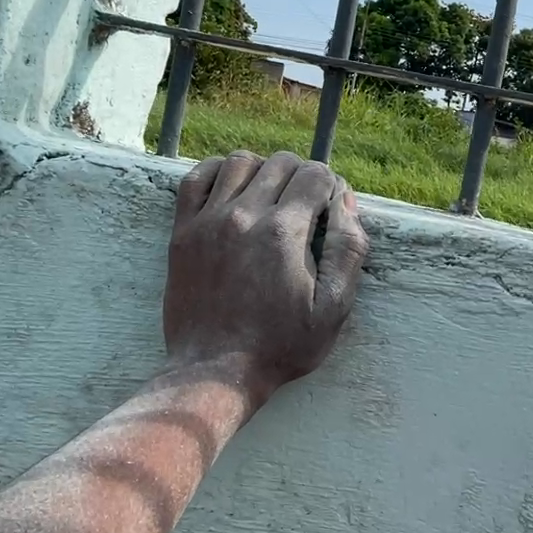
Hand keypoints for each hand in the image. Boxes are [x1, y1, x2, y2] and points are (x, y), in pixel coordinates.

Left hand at [164, 150, 368, 403]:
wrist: (215, 371)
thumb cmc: (280, 345)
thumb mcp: (333, 309)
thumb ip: (349, 250)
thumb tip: (347, 202)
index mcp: (285, 233)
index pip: (316, 174)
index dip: (331, 187)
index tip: (331, 210)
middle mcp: (245, 216)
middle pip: (281, 162)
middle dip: (302, 176)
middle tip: (306, 207)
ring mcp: (209, 221)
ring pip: (240, 161)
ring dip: (263, 171)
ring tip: (271, 198)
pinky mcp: (182, 232)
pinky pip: (195, 177)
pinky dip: (217, 172)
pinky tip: (232, 190)